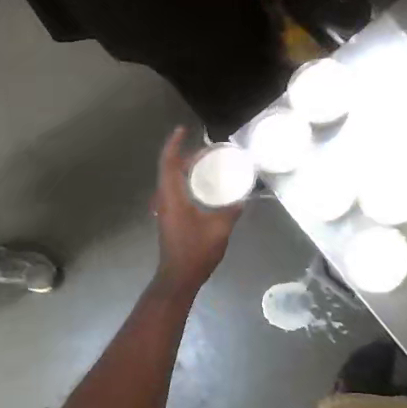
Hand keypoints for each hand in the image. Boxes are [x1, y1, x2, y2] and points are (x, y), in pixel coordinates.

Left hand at [152, 126, 241, 294]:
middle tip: (205, 150)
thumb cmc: (196, 251)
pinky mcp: (168, 220)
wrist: (178, 277)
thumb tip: (242, 199)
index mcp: (172, 197)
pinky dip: (185, 184)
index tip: (183, 130)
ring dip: (185, 171)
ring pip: (171, 182)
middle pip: (169, 170)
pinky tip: (201, 189)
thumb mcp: (220, 228)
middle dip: (185, 156)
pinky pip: (174, 193)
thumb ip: (231, 210)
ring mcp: (164, 211)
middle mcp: (164, 200)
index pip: (169, 163)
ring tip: (204, 165)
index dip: (174, 144)